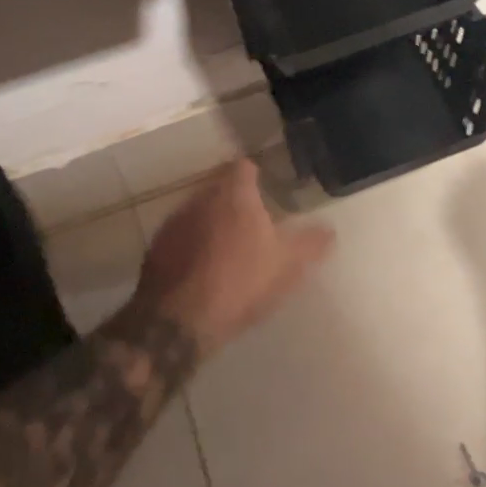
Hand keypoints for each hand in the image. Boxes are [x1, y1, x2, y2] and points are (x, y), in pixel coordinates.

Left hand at [134, 159, 334, 355]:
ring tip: (227, 244)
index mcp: (235, 196)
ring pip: (197, 210)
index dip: (255, 174)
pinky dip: (191, 243)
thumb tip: (329, 230)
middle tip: (251, 218)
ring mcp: (174, 222)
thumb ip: (311, 244)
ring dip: (211, 221)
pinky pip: (180, 236)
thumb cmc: (240, 283)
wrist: (179, 319)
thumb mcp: (288, 266)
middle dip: (233, 198)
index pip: (243, 167)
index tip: (264, 184)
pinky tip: (201, 266)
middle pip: (218, 186)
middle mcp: (200, 199)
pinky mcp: (156, 247)